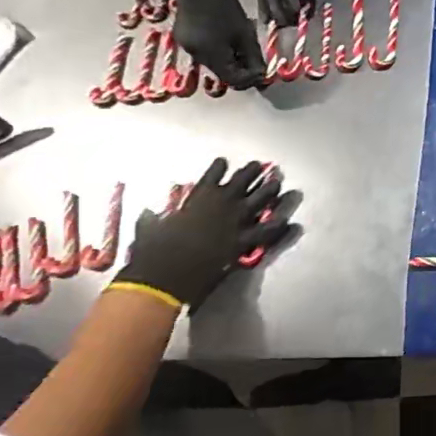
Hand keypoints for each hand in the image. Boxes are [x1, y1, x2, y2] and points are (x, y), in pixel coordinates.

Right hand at [112, 158, 290, 308]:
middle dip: (252, 172)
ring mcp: (235, 221)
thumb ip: (153, 217)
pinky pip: (265, 232)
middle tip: (261, 166)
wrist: (167, 273)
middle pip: (243, 180)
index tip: (224, 162)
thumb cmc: (153, 249)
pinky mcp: (243, 242)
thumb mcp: (149, 226)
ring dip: (269, 189)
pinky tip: (287, 221)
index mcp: (199, 195)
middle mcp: (221, 202)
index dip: (220, 166)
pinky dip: (276, 226)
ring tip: (277, 182)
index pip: (214, 173)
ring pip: (260, 199)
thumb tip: (148, 212)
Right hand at [168, 0, 267, 88]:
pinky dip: (216, 53)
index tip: (261, 74)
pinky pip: (203, 54)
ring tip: (239, 49)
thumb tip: (261, 77)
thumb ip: (254, 58)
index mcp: (212, 55)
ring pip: (213, 65)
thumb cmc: (225, 5)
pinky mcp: (183, 40)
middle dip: (239, 71)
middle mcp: (197, 56)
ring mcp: (187, 49)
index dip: (249, 80)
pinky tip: (223, 41)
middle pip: (222, 74)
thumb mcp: (245, 33)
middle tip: (253, 63)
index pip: (233, 80)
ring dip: (228, 61)